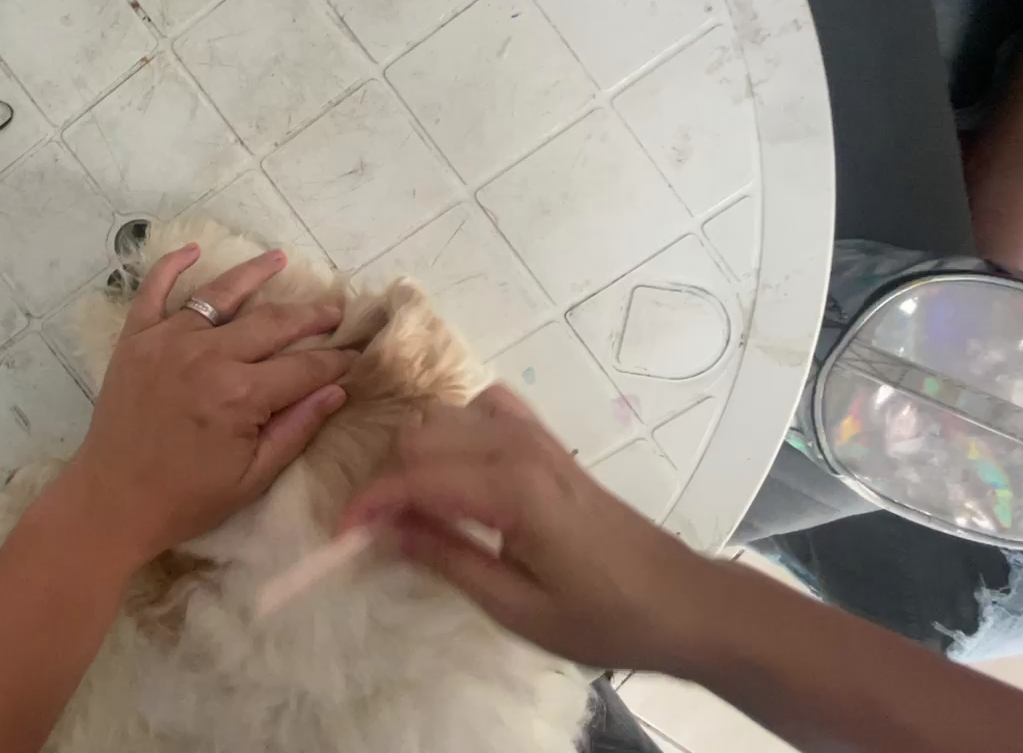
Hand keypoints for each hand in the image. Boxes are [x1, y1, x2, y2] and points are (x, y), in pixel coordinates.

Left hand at [57, 244, 355, 569]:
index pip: (304, 366)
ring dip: (254, 273)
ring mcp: (167, 340)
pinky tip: (194, 250)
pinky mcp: (136, 338)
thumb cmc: (187, 497)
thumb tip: (337, 388)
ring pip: (221, 295)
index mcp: (240, 394)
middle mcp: (207, 356)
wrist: (111, 500)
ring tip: (280, 259)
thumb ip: (297, 428)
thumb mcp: (253, 477)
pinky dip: (171, 266)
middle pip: (272, 323)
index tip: (356, 354)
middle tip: (335, 310)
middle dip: (312, 317)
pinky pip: (153, 291)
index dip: (336, 361)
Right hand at [341, 385, 731, 673]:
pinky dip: (449, 428)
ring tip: (411, 505)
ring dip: (411, 454)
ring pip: (438, 416)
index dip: (368, 503)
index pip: (413, 477)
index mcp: (511, 487)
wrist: (681, 598)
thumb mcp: (517, 608)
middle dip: (384, 479)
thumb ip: (443, 557)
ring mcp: (528, 430)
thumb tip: (379, 529)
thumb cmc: (603, 616)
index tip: (341, 535)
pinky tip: (453, 462)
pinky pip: (475, 406)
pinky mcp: (539, 431)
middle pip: (416, 436)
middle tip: (378, 529)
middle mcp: (514, 442)